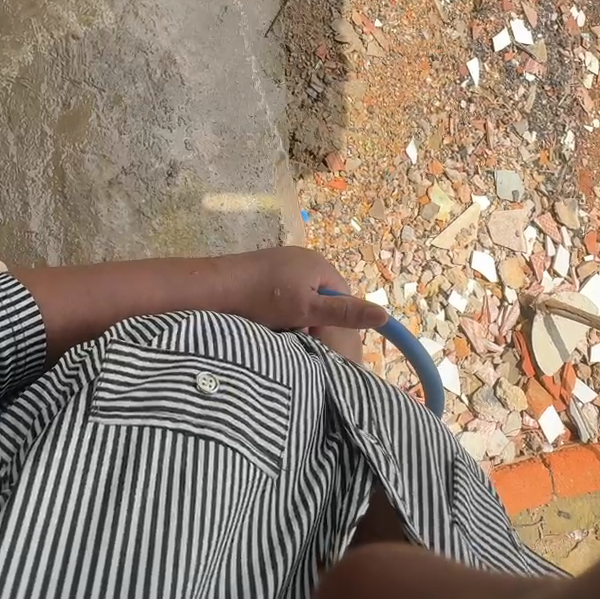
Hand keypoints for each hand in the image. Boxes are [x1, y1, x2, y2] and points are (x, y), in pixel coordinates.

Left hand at [209, 247, 387, 336]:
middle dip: (315, 319)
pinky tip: (267, 321)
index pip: (343, 297)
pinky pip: (282, 294)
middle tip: (300, 338)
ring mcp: (283, 263)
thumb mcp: (307, 309)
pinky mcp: (265, 271)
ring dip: (295, 316)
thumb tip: (384, 315)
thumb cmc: (263, 297)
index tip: (321, 339)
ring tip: (282, 332)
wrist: (215, 287)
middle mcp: (304, 258)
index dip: (336, 321)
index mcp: (319, 264)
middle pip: (322, 297)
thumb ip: (344, 312)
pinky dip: (278, 309)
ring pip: (301, 298)